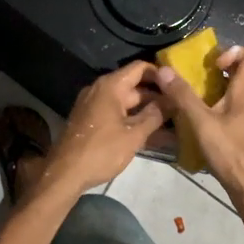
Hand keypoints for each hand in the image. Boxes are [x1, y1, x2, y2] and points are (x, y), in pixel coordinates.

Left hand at [37, 62, 165, 198]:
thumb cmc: (101, 151)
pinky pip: (116, 113)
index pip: (140, 68)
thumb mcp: (133, 135)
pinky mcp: (90, 119)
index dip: (160, 74)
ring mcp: (94, 104)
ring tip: (170, 121)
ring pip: (126, 102)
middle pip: (134, 86)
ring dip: (145, 111)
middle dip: (156, 96)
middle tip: (179, 106)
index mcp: (111, 86)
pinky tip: (150, 132)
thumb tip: (172, 101)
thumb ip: (154, 116)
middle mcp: (101, 89)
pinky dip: (131, 119)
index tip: (177, 84)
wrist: (64, 174)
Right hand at [156, 46, 243, 211]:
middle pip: (241, 73)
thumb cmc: (230, 152)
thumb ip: (183, 96)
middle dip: (218, 71)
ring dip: (216, 90)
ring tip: (193, 99)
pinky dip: (217, 108)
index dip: (233, 52)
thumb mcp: (201, 123)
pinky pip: (232, 109)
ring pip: (236, 93)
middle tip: (196, 78)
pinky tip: (200, 123)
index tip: (213, 64)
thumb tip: (164, 69)